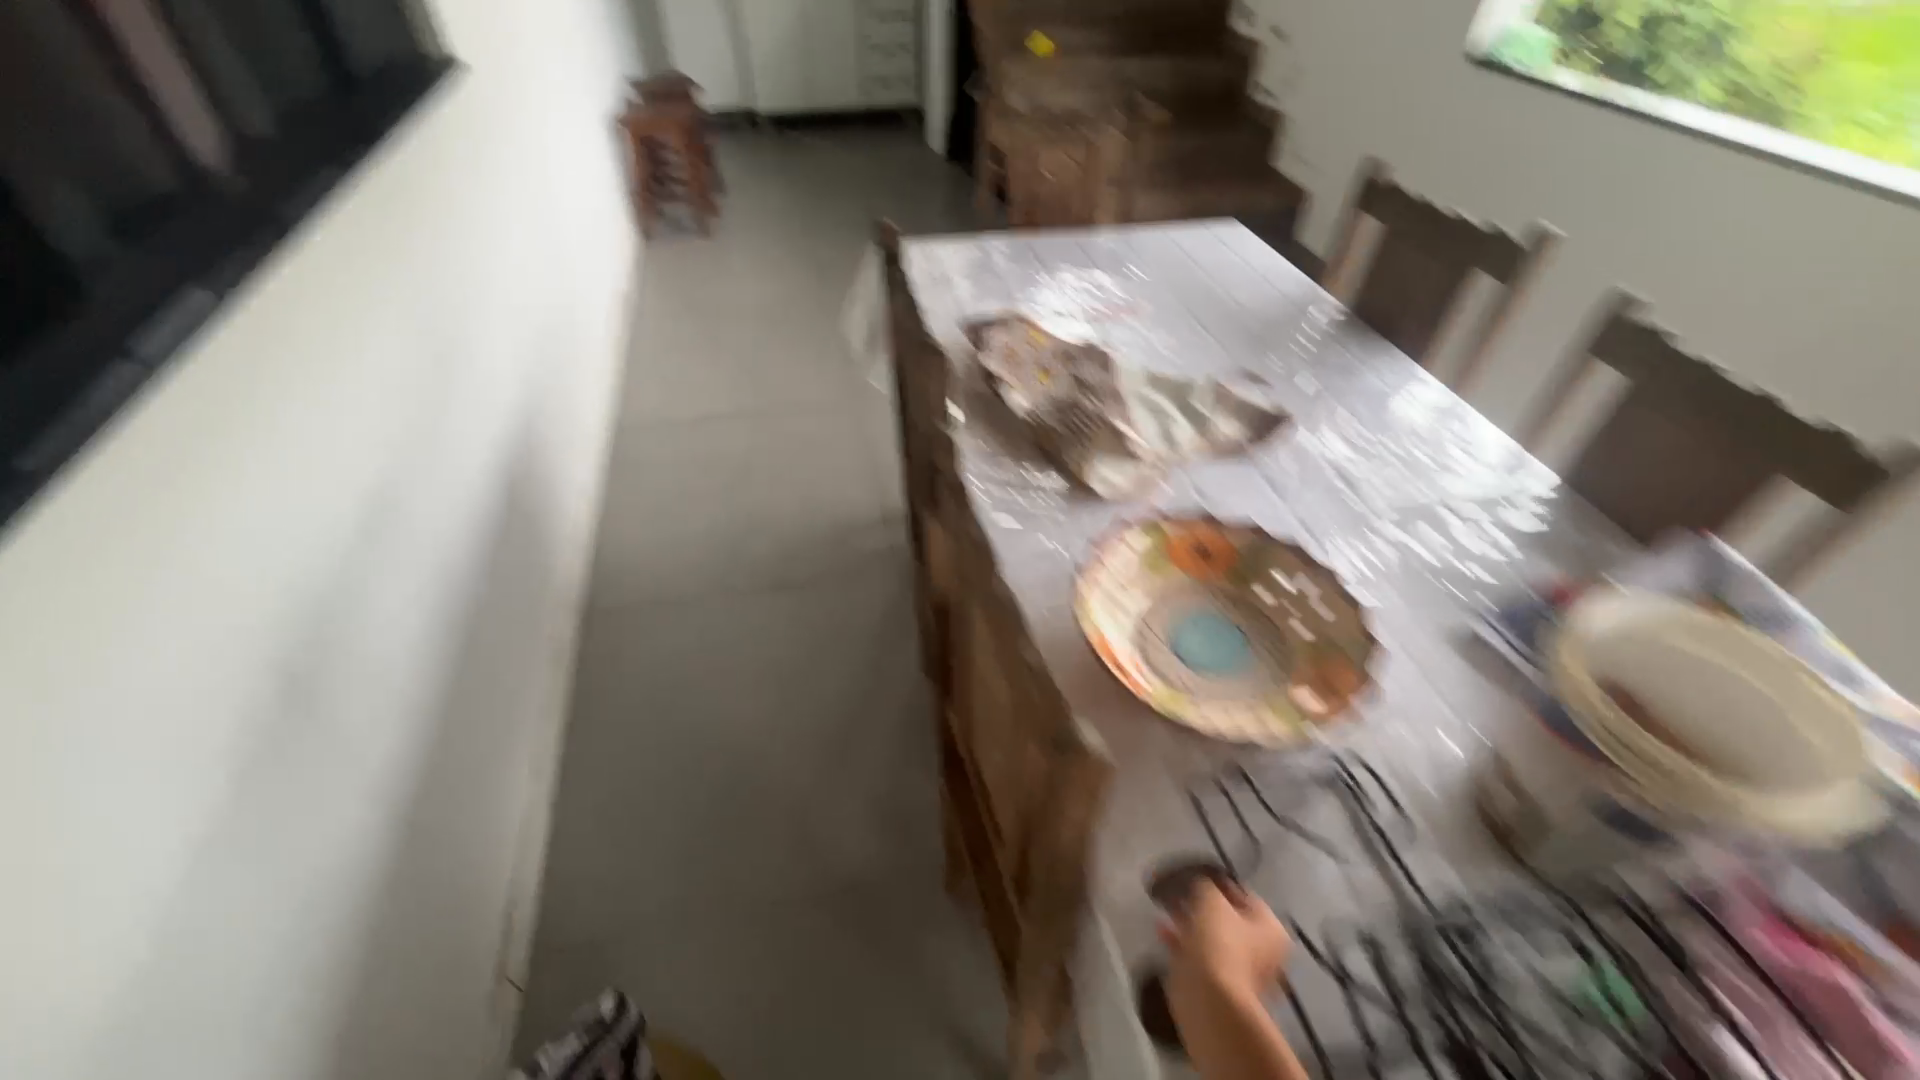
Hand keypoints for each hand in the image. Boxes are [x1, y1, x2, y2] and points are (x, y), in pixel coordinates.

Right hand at [1160, 878, 1291, 1004]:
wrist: (1208, 999)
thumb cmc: (1219, 943)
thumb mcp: (1211, 900)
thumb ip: (1206, 886)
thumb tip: (1201, 885)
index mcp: (1271, 929)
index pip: (1245, 896)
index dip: (1219, 884)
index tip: (1195, 877)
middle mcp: (1263, 951)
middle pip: (1230, 920)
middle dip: (1202, 906)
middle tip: (1179, 894)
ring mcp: (1241, 972)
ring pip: (1212, 939)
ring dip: (1190, 924)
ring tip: (1166, 910)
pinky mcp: (1218, 987)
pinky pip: (1199, 957)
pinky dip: (1183, 943)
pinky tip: (1162, 931)